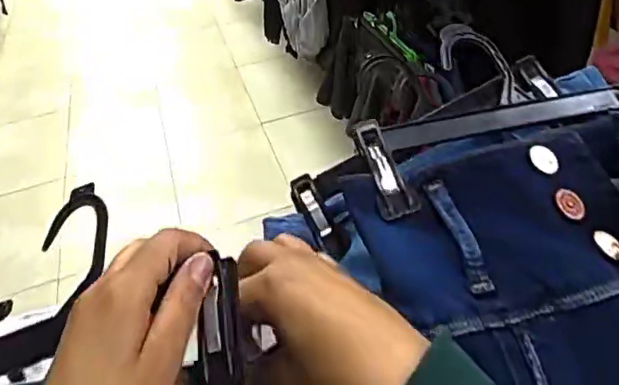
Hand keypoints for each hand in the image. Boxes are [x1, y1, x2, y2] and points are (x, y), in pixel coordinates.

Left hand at [48, 228, 215, 384]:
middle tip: (202, 286)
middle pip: (147, 246)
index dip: (197, 245)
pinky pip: (115, 289)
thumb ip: (184, 304)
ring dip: (160, 271)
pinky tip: (153, 325)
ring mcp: (85, 309)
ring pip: (130, 265)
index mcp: (121, 291)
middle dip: (179, 256)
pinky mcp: (79, 328)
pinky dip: (140, 290)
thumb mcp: (161, 360)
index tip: (216, 268)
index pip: (167, 239)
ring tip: (181, 306)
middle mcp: (99, 290)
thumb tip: (202, 263)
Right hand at [238, 234, 429, 384]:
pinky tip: (295, 308)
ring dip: (267, 271)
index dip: (220, 319)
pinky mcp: (338, 269)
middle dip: (242, 283)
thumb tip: (246, 363)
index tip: (220, 343)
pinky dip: (292, 272)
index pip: (230, 293)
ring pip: (280, 247)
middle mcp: (295, 259)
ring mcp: (319, 260)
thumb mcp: (286, 375)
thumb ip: (258, 364)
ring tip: (266, 313)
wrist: (397, 372)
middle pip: (253, 255)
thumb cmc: (336, 371)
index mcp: (275, 280)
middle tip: (241, 324)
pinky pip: (305, 257)